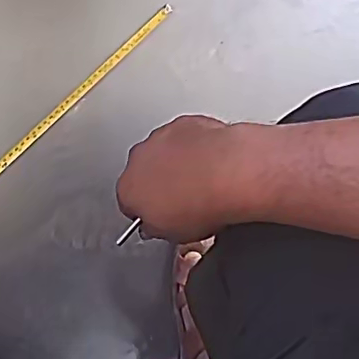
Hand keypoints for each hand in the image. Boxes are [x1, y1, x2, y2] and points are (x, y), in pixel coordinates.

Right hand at [116, 115, 260, 241]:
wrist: (230, 173)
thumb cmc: (203, 202)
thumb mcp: (176, 234)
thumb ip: (157, 227)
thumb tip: (159, 225)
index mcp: (129, 189)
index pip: (129, 203)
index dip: (147, 211)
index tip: (162, 214)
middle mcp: (138, 159)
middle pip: (143, 173)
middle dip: (159, 182)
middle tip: (184, 198)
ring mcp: (160, 138)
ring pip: (162, 151)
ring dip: (176, 162)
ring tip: (202, 179)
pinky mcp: (183, 124)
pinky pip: (185, 136)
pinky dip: (195, 145)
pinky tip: (212, 160)